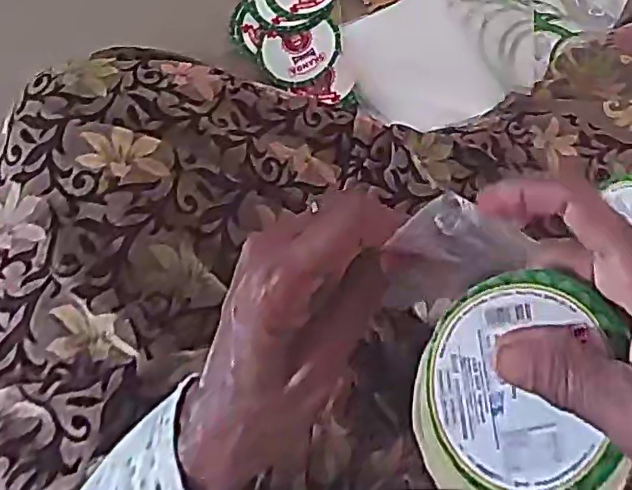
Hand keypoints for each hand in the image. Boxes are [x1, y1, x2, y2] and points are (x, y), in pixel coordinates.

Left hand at [176, 190, 402, 489]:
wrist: (213, 424)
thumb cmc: (267, 409)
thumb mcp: (325, 365)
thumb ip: (362, 298)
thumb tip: (398, 251)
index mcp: (279, 279)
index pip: (349, 216)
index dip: (392, 223)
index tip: (418, 246)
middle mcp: (267, 246)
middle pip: (344, 207)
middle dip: (382, 227)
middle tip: (408, 259)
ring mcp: (263, 242)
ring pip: (335, 212)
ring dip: (365, 233)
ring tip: (385, 269)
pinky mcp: (266, 246)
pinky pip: (320, 225)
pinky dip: (346, 239)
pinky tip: (355, 272)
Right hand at [478, 179, 631, 489]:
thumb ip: (575, 378)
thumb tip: (503, 347)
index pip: (583, 207)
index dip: (529, 195)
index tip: (484, 206)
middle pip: (578, 233)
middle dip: (526, 243)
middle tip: (478, 275)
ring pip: (587, 266)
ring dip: (544, 282)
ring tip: (498, 311)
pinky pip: (602, 294)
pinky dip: (568, 307)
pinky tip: (543, 339)